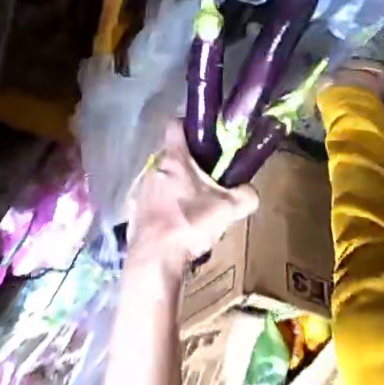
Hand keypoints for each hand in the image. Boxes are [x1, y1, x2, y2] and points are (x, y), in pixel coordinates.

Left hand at [126, 121, 259, 279]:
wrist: (155, 259)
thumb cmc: (190, 223)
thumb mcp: (229, 209)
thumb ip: (246, 196)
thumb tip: (251, 192)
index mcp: (174, 158)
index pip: (175, 125)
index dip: (188, 125)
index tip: (202, 135)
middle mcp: (152, 168)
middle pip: (170, 155)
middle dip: (186, 164)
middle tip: (204, 179)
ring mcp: (139, 190)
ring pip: (159, 179)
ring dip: (172, 187)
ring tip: (189, 207)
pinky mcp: (131, 212)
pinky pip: (148, 202)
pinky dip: (160, 208)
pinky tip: (173, 226)